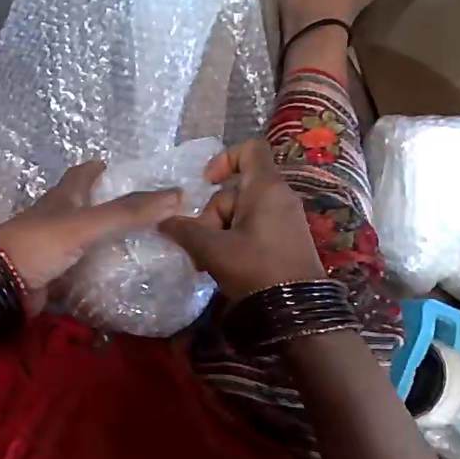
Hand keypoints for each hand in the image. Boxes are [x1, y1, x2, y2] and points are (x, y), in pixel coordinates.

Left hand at [0, 162, 184, 314]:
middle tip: (139, 211)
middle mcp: (56, 220)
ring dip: (105, 241)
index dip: (97, 169)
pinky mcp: (54, 276)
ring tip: (139, 244)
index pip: (81, 175)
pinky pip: (82, 271)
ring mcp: (53, 250)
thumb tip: (178, 196)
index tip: (114, 166)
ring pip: (84, 241)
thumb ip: (129, 212)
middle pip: (83, 207)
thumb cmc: (40, 243)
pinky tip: (119, 277)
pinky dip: (98, 272)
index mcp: (62, 199)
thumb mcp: (87, 223)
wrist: (1, 284)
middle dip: (106, 206)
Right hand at [158, 138, 327, 298]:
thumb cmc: (256, 269)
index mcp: (266, 188)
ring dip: (219, 233)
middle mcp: (279, 197)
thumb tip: (163, 221)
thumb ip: (185, 232)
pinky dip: (235, 241)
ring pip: (241, 214)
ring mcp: (284, 220)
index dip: (224, 159)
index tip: (205, 183)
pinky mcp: (285, 240)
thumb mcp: (214, 250)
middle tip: (201, 245)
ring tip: (208, 262)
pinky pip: (253, 229)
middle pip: (235, 191)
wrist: (296, 308)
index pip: (249, 150)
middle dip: (212, 216)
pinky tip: (223, 266)